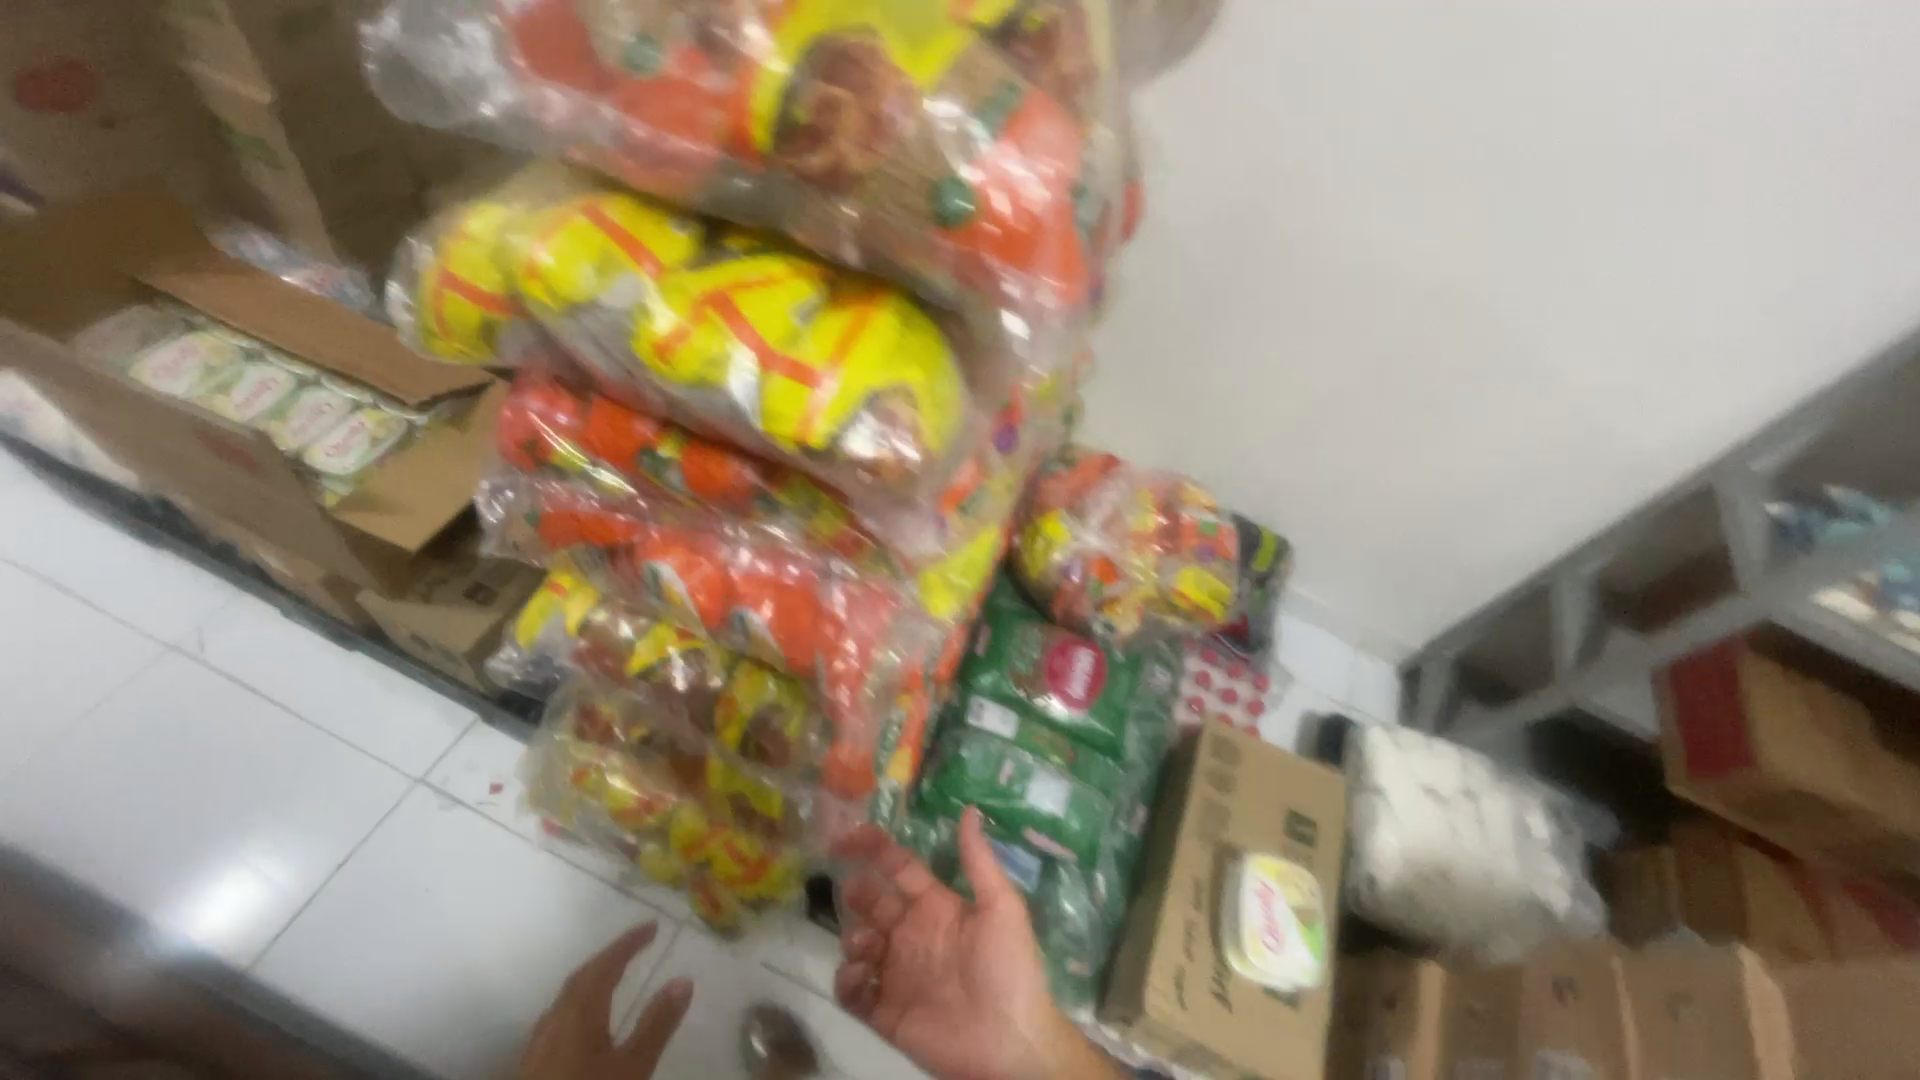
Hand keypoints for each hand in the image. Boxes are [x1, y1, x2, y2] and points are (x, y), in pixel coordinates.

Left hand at [519, 922, 691, 1079]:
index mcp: (579, 1013)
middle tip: (636, 945)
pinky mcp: (530, 1069)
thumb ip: (657, 1024)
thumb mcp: (632, 1068)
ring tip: (613, 977)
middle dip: (609, 958)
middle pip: (581, 978)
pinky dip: (577, 1005)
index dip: (628, 943)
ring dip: (591, 980)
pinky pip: (557, 1020)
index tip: (652, 926)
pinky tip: (583, 1023)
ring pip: (565, 1000)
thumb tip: (683, 980)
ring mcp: (537, 1046)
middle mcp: (554, 1021)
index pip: (606, 965)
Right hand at [832, 808, 1112, 1079]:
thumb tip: (969, 808)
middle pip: (872, 904)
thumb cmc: (1010, 968)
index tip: (849, 836)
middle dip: (858, 893)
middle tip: (854, 892)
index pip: (900, 869)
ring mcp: (897, 973)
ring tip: (868, 946)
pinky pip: (852, 991)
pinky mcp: (885, 1012)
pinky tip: (862, 977)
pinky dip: (847, 980)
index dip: (876, 849)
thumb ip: (978, 859)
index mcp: (937, 907)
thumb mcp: (1002, 906)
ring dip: (854, 937)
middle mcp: (913, 935)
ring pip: (858, 944)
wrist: (1011, 1043)